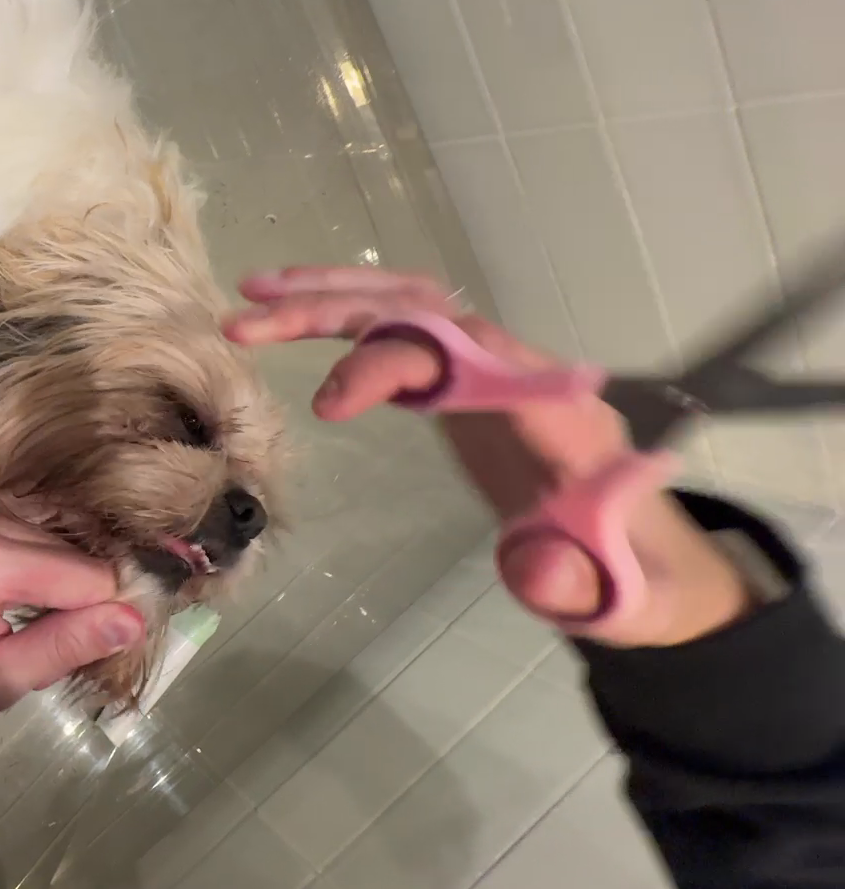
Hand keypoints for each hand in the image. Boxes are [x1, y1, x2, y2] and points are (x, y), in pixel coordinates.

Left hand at [0, 508, 145, 738]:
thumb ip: (65, 646)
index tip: (98, 651)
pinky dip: (50, 561)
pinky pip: (40, 528)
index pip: (91, 576)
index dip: (108, 616)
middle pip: (79, 554)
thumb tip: (135, 619)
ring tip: (40, 622)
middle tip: (58, 644)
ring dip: (69, 582)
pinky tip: (34, 595)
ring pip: (64, 540)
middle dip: (88, 600)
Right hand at [227, 266, 752, 647]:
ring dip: (326, 291)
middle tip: (245, 323)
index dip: (391, 367)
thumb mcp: (618, 596)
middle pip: (422, 309)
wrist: (643, 553)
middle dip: (330, 308)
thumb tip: (535, 570)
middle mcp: (516, 369)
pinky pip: (401, 319)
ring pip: (406, 298)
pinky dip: (343, 305)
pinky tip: (291, 311)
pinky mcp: (458, 373)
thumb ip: (574, 581)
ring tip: (251, 294)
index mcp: (553, 415)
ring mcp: (486, 364)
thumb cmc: (626, 576)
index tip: (323, 406)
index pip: (467, 360)